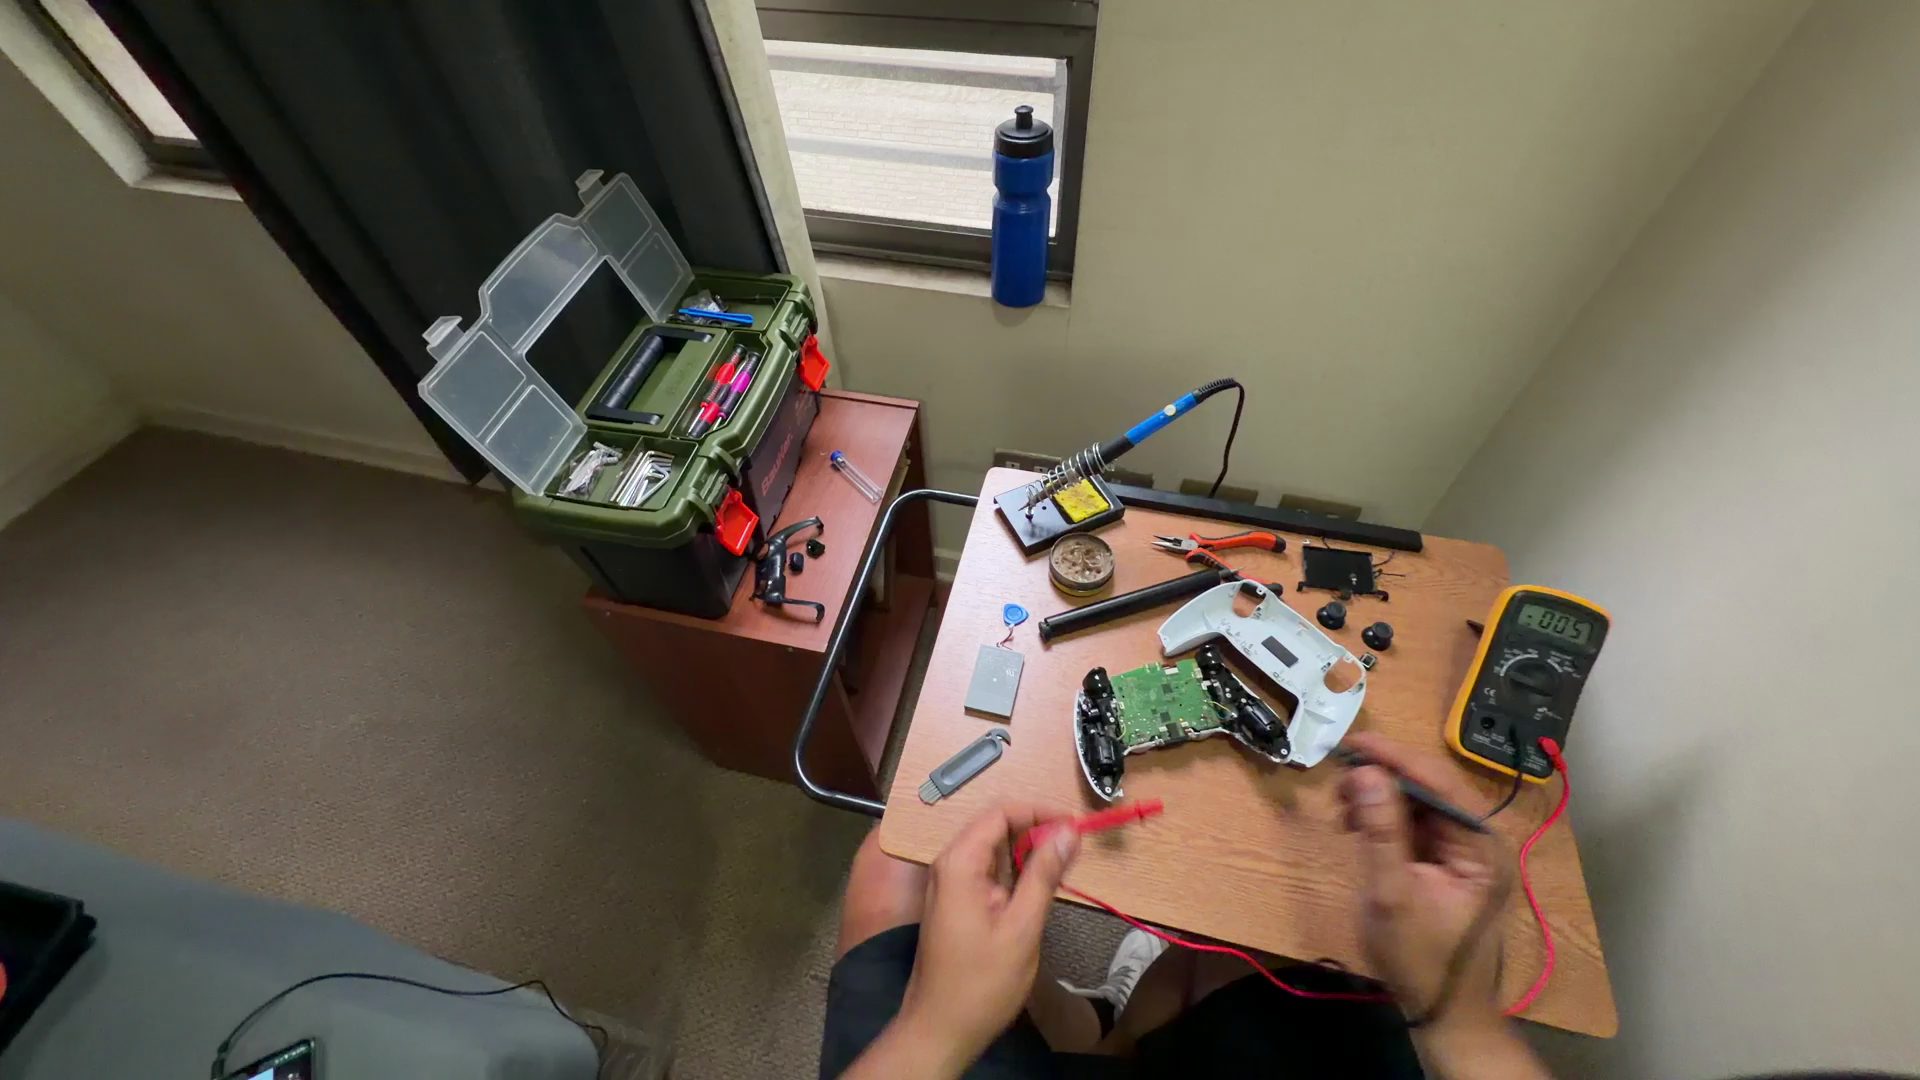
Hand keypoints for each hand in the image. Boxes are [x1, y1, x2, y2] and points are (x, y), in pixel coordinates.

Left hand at [897, 803, 1079, 1070]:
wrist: (939, 1029)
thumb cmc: (981, 982)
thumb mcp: (1021, 926)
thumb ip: (1044, 874)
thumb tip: (1067, 832)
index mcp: (959, 861)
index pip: (1000, 813)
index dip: (1037, 811)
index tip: (1072, 823)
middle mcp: (949, 862)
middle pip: (995, 825)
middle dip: (1035, 827)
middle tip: (1072, 842)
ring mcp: (950, 881)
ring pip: (993, 847)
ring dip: (1027, 848)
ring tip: (1063, 859)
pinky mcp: (955, 898)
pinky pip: (987, 868)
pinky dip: (1015, 868)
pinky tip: (1039, 880)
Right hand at [1337, 733, 1507, 1031]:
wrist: (1442, 1011)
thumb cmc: (1419, 957)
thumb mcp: (1391, 893)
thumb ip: (1380, 830)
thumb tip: (1365, 772)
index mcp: (1481, 847)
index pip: (1439, 781)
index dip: (1395, 756)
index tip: (1352, 743)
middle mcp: (1479, 840)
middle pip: (1429, 784)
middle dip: (1381, 776)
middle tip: (1338, 779)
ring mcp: (1462, 849)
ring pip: (1417, 799)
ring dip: (1377, 795)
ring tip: (1343, 808)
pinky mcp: (1444, 859)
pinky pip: (1411, 819)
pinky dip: (1380, 814)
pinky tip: (1355, 824)